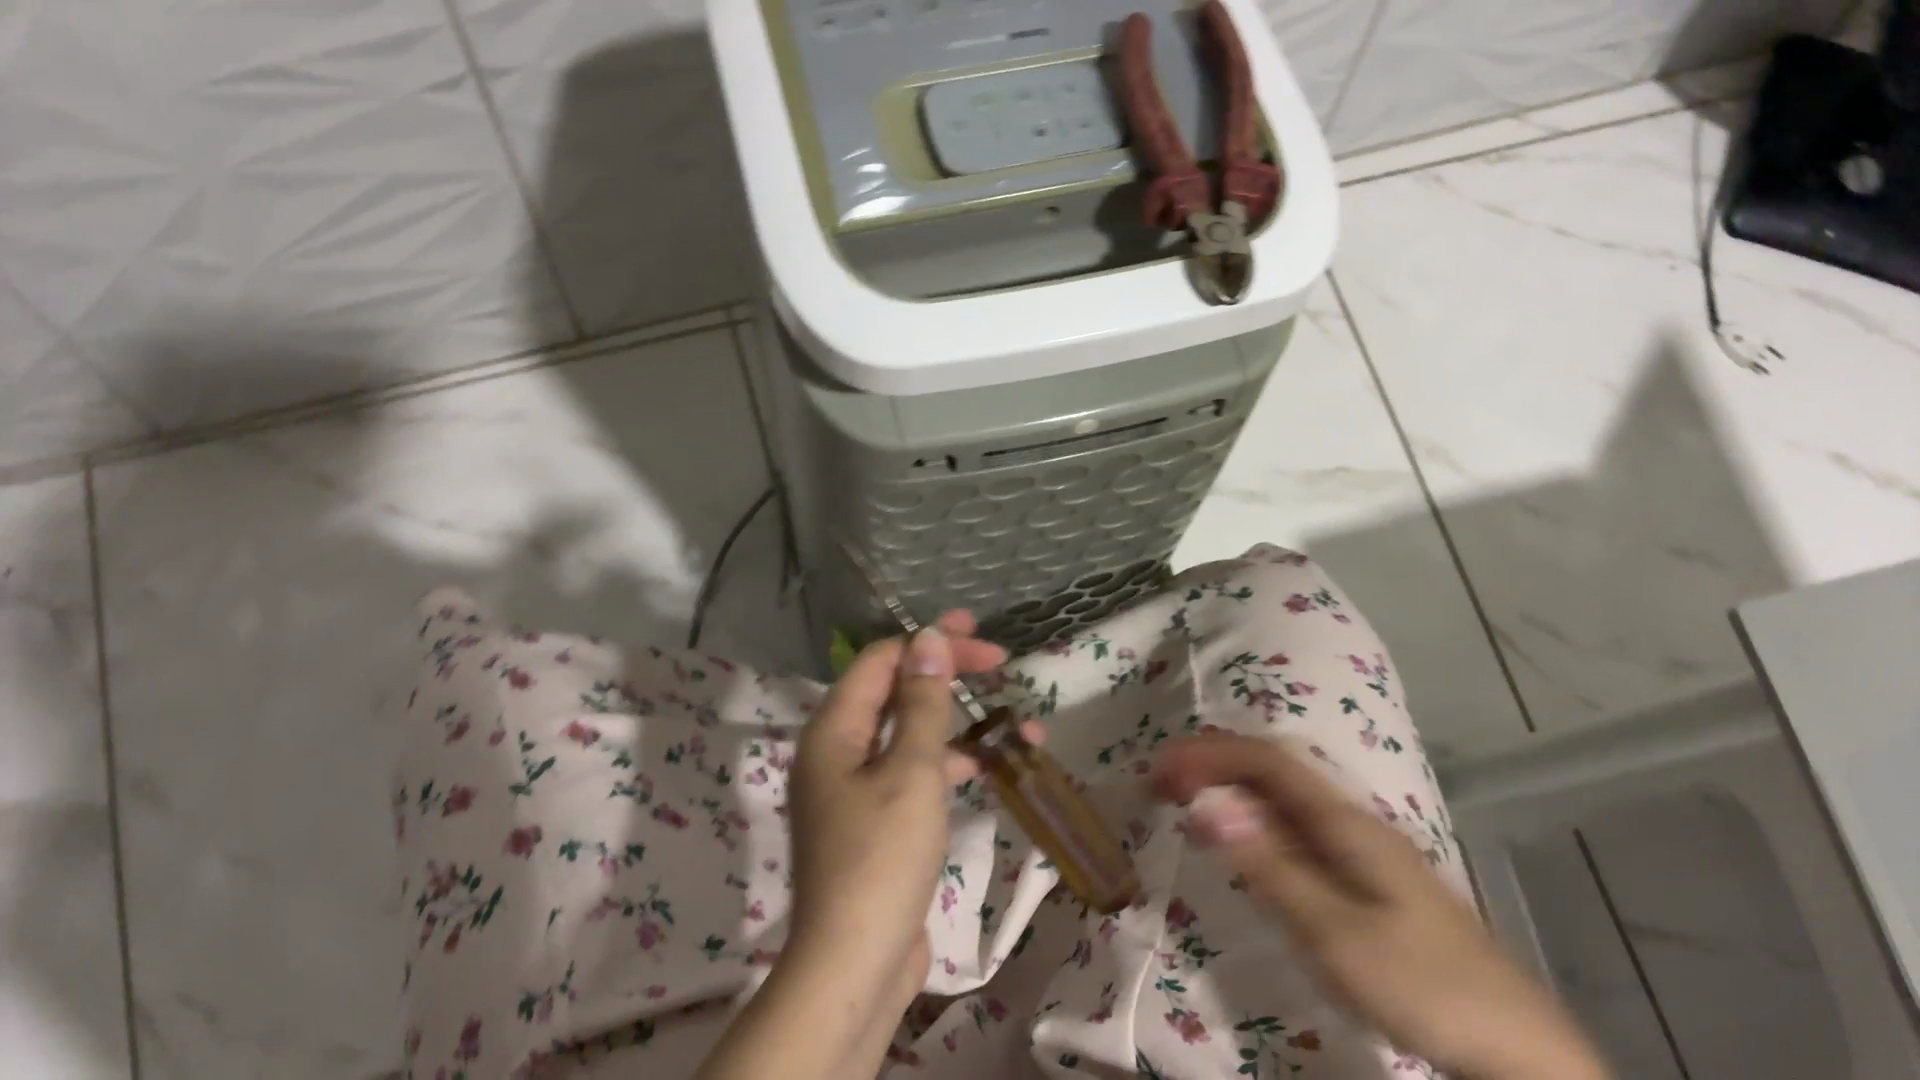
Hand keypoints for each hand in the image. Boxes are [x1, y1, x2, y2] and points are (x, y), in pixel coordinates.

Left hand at [785, 612, 1037, 1008]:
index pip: (881, 661)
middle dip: (947, 674)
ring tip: (1018, 724)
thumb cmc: (882, 857)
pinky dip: (949, 765)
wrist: (855, 964)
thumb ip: (923, 702)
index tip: (982, 637)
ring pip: (909, 736)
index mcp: (833, 730)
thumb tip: (927, 638)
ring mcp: (853, 791)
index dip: (929, 642)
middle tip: (1000, 662)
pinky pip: (912, 775)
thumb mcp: (912, 770)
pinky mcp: (874, 825)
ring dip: (959, 723)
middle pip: (894, 692)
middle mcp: (836, 752)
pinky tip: (988, 769)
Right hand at [1153, 734, 1610, 1079]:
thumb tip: (1208, 801)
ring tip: (1189, 803)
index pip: (1271, 762)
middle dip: (1218, 764)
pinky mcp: (1369, 883)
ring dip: (1235, 791)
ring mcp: (1365, 853)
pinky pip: (1299, 831)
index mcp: (1347, 825)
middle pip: (1279, 772)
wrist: (1513, 1044)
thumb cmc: (1421, 983)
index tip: (1160, 767)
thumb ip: (1268, 864)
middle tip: (1164, 782)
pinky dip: (1257, 823)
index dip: (1213, 753)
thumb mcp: (1332, 929)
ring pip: (1289, 801)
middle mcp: (1355, 825)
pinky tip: (1244, 847)